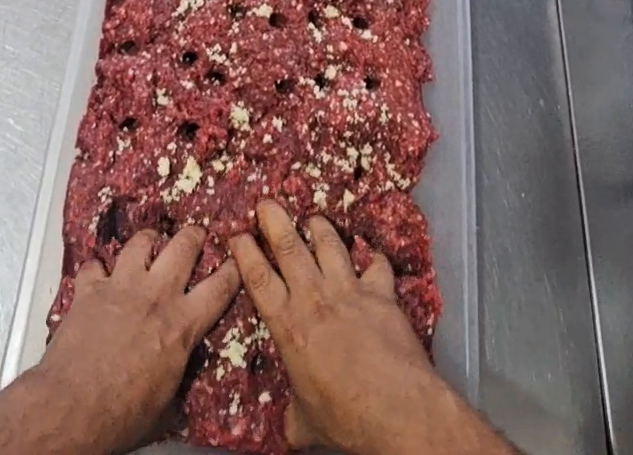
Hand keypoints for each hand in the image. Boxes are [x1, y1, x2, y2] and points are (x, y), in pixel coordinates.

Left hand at [32, 226, 240, 450]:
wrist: (72, 407)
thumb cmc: (123, 414)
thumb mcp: (166, 407)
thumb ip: (178, 383)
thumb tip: (181, 391)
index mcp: (182, 325)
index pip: (219, 288)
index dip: (233, 270)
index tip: (237, 259)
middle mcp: (156, 295)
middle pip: (183, 247)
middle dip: (194, 235)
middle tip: (196, 235)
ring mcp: (121, 286)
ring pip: (141, 243)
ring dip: (148, 240)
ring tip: (151, 242)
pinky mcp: (89, 290)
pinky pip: (94, 266)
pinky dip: (97, 269)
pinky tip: (98, 275)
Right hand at [230, 200, 513, 454]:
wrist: (395, 409)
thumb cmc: (343, 417)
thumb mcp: (305, 421)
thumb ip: (293, 414)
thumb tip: (289, 431)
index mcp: (287, 325)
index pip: (258, 278)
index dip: (245, 252)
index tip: (237, 233)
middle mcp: (314, 298)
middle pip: (289, 247)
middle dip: (275, 220)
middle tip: (266, 201)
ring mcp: (349, 291)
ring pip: (330, 245)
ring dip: (320, 227)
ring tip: (312, 217)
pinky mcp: (381, 294)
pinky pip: (377, 266)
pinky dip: (373, 258)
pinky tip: (371, 254)